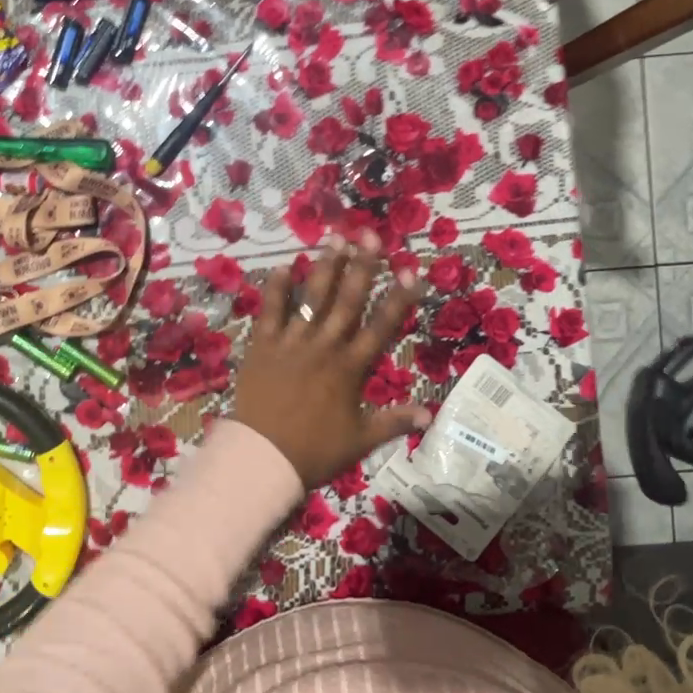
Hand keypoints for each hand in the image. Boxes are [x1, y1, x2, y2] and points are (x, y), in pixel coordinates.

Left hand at [233, 232, 428, 488]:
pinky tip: (285, 265)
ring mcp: (291, 343)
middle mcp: (324, 347)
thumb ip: (394, 421)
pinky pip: (271, 311)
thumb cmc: (314, 451)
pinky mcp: (262, 346)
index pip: (382, 326)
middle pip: (347, 301)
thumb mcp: (360, 440)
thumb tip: (430, 413)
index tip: (411, 271)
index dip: (398, 298)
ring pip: (312, 298)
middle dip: (362, 267)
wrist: (263, 457)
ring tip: (335, 239)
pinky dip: (277, 288)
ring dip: (325, 268)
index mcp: (351, 368)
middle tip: (370, 236)